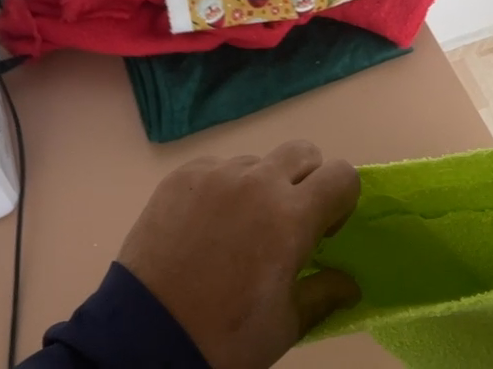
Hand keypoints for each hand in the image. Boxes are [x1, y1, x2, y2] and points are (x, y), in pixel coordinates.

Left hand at [118, 140, 362, 368]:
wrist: (142, 340)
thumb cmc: (223, 339)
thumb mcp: (283, 327)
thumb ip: (323, 295)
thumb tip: (350, 283)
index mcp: (292, 215)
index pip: (342, 174)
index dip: (341, 199)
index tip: (324, 229)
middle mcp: (258, 181)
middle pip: (303, 152)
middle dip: (306, 180)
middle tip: (286, 221)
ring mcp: (217, 174)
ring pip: (256, 162)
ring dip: (259, 187)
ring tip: (235, 231)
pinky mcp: (182, 176)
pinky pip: (216, 169)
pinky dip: (221, 190)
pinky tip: (203, 228)